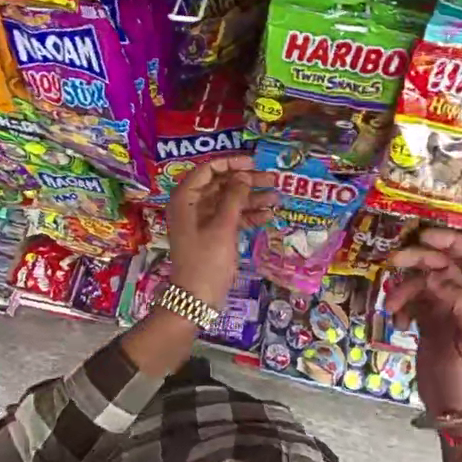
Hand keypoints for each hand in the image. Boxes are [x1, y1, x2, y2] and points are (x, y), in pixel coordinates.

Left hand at [164, 154, 275, 307]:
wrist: (197, 298)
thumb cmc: (206, 261)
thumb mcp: (222, 227)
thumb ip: (234, 198)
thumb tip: (244, 175)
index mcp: (185, 199)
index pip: (207, 170)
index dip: (231, 163)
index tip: (254, 163)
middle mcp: (192, 206)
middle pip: (221, 184)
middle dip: (246, 181)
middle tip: (272, 180)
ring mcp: (202, 221)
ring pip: (229, 201)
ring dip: (251, 198)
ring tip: (276, 198)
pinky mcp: (212, 234)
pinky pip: (231, 217)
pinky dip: (248, 215)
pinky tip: (267, 215)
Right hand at [387, 228, 461, 418]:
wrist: (459, 413)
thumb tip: (438, 276)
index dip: (452, 241)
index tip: (424, 236)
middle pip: (446, 263)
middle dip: (420, 259)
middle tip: (395, 260)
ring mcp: (449, 306)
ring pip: (425, 280)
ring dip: (406, 286)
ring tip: (392, 305)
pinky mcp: (430, 319)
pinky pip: (413, 299)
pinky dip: (402, 305)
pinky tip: (398, 322)